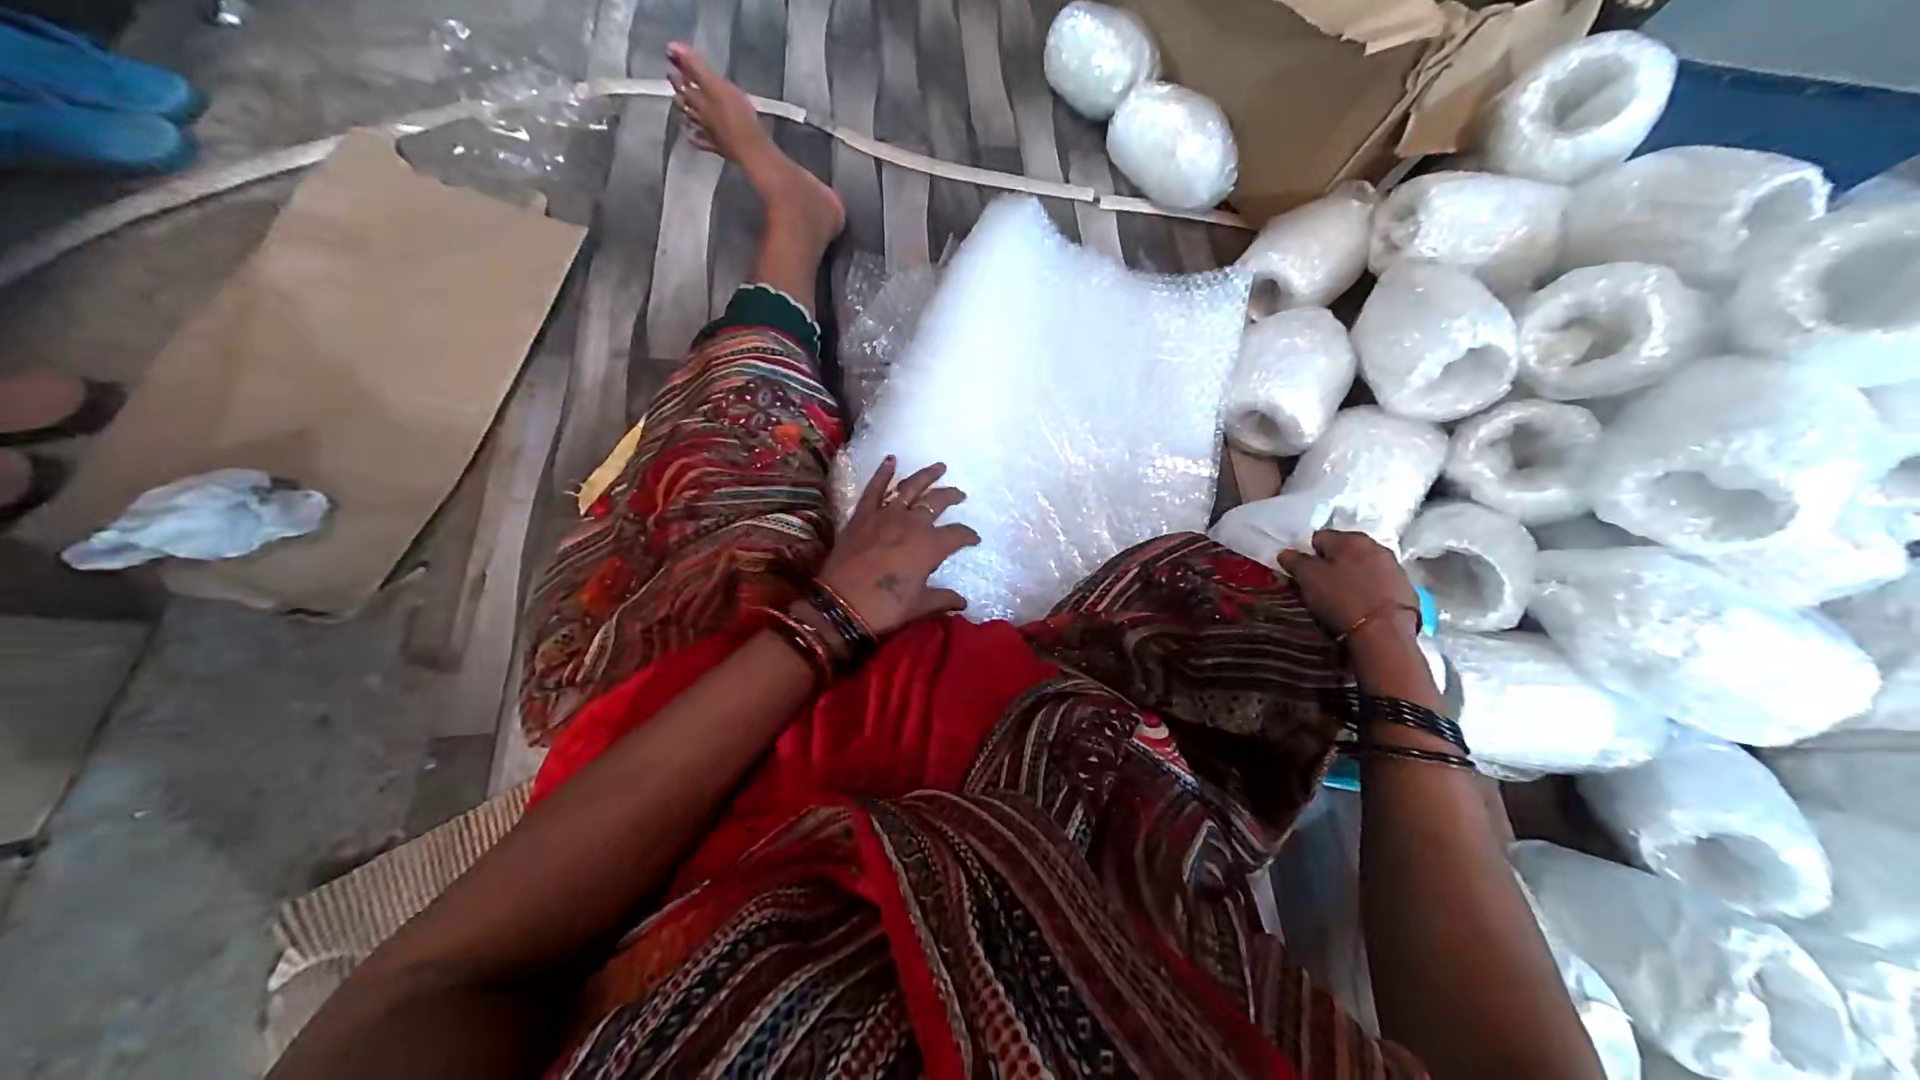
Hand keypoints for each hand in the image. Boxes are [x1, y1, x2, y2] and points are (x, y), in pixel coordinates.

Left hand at [817, 457, 979, 634]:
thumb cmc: (884, 607)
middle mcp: (911, 523)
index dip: (968, 536)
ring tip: (939, 467)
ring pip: (910, 487)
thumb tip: (962, 602)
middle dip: (951, 496)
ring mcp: (885, 515)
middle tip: (959, 494)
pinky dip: (883, 472)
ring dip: (926, 475)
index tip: (974, 539)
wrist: (841, 604)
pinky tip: (891, 460)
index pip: (958, 534)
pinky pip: (874, 489)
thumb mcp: (919, 606)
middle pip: (937, 502)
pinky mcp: (862, 515)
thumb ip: (943, 599)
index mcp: (930, 545)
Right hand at [1275, 529, 1419, 646]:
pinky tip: (1363, 603)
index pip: (1319, 537)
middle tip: (1322, 584)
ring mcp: (1394, 566)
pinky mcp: (1405, 586)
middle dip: (1332, 562)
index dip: (1308, 554)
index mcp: (1350, 539)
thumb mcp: (1308, 579)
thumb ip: (1295, 561)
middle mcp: (1375, 545)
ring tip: (1343, 595)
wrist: (1384, 632)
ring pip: (1363, 564)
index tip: (1304, 572)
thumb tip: (1286, 553)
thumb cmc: (1341, 599)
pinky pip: (1380, 581)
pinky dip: (1370, 587)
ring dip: (1353, 574)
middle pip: (1344, 550)